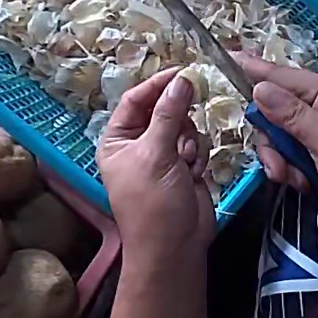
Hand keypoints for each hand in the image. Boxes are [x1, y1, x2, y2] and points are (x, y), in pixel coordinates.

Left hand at [98, 67, 216, 258]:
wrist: (175, 246)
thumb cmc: (153, 203)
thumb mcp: (156, 154)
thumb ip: (170, 114)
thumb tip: (183, 79)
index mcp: (118, 140)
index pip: (137, 100)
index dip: (158, 85)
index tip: (182, 71)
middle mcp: (139, 144)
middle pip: (165, 110)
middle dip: (178, 121)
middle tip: (185, 128)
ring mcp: (164, 155)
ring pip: (185, 126)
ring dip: (189, 142)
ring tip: (185, 164)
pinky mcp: (186, 166)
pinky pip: (197, 144)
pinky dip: (198, 156)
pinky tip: (193, 175)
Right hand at [241, 56, 317, 220]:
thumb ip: (291, 115)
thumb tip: (258, 87)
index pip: (277, 74)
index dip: (250, 69)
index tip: (223, 56)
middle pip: (272, 112)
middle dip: (270, 142)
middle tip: (278, 169)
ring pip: (281, 137)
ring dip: (283, 161)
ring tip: (298, 181)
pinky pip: (296, 153)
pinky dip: (296, 171)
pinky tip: (308, 184)